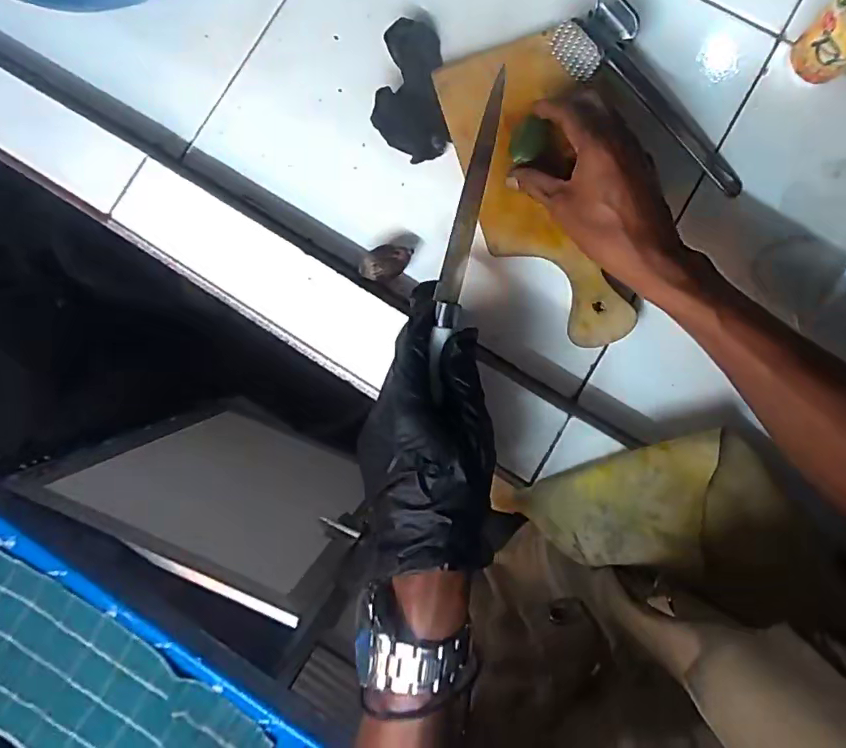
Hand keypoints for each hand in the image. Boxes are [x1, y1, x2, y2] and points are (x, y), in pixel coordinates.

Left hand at [356, 281, 496, 575]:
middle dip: (423, 340)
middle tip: (449, 326)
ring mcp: (374, 427)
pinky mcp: (374, 442)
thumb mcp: (471, 435)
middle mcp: (382, 409)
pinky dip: (414, 390)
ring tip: (448, 364)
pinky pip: (395, 403)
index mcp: (406, 404)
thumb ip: (461, 382)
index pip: (409, 345)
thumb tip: (458, 339)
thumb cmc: (455, 494)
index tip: (433, 294)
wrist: (423, 551)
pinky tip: (434, 401)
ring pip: (397, 383)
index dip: (420, 315)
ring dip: (420, 367)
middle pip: (401, 362)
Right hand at [509, 93, 701, 299]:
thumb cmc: (602, 229)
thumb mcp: (562, 206)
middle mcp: (620, 139)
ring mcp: (636, 151)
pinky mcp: (644, 165)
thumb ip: (536, 183)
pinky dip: (601, 136)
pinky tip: (587, 157)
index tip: (533, 111)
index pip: (570, 112)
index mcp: (597, 145)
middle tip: (550, 117)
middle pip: (595, 105)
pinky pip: (619, 137)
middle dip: (571, 105)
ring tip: (564, 136)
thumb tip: (513, 175)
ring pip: (610, 120)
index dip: (549, 108)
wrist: (650, 254)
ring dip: (587, 120)